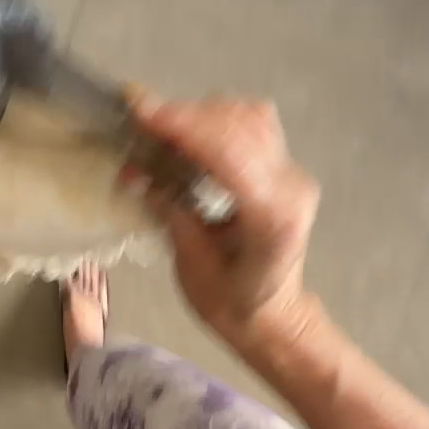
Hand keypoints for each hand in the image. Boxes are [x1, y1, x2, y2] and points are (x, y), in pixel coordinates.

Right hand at [128, 93, 320, 349]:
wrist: (273, 317)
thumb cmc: (232, 305)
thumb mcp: (193, 267)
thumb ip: (173, 212)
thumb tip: (140, 170)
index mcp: (273, 217)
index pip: (231, 153)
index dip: (185, 125)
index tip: (140, 111)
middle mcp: (290, 185)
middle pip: (241, 124)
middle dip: (185, 116)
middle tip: (137, 122)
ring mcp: (291, 172)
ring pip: (249, 116)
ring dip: (199, 115)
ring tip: (159, 131)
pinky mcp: (282, 167)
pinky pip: (252, 125)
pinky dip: (213, 121)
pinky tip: (185, 135)